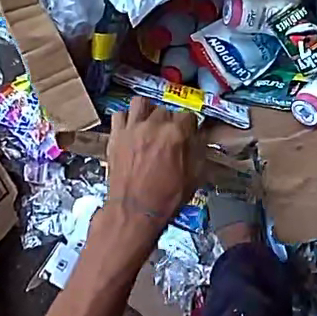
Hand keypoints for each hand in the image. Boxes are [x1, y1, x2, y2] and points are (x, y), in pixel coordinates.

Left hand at [101, 97, 203, 240]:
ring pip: (141, 103)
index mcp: (176, 134)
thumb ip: (199, 151)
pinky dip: (126, 119)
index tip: (189, 133)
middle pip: (165, 110)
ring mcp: (132, 129)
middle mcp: (154, 125)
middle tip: (169, 134)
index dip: (190, 126)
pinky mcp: (116, 136)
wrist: (134, 211)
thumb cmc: (165, 198)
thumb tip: (200, 138)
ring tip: (149, 123)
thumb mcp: (194, 177)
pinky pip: (120, 115)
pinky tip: (131, 130)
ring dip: (147, 111)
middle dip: (169, 120)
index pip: (188, 116)